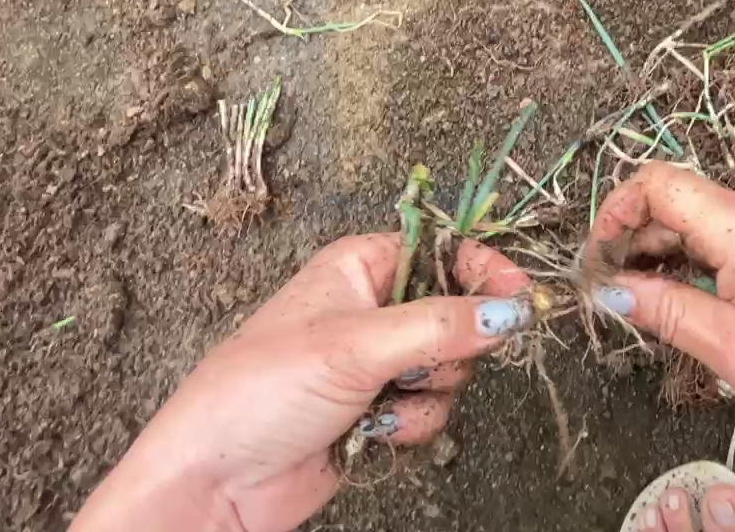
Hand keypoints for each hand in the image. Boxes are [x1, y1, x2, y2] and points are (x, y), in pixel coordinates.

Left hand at [72, 233, 533, 531]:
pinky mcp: (382, 407)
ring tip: (384, 401)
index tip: (521, 296)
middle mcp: (377, 305)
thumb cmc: (267, 387)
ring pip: (451, 363)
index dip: (484, 269)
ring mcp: (380, 358)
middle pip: (457, 308)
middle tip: (428, 363)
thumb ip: (440, 326)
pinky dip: (413, 423)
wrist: (213, 484)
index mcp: (364, 265)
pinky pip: (433, 405)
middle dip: (451, 344)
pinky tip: (373, 432)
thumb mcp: (356, 345)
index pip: (444, 249)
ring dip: (429, 390)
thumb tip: (511, 311)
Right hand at [585, 161, 734, 445]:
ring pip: (690, 214)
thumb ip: (663, 311)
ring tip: (639, 300)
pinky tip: (679, 294)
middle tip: (608, 289)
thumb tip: (607, 292)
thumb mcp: (732, 348)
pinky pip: (716, 229)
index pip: (654, 183)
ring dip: (656, 248)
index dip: (613, 211)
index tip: (594, 259)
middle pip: (669, 196)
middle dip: (629, 234)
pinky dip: (686, 255)